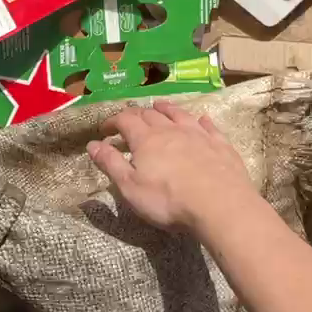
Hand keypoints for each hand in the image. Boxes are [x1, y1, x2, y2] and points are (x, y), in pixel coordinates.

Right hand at [86, 101, 260, 234]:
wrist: (219, 206)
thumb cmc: (168, 200)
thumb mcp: (130, 187)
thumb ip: (110, 164)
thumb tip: (91, 145)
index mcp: (145, 139)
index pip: (125, 121)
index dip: (112, 122)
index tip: (104, 129)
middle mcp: (170, 130)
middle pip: (150, 114)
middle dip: (136, 114)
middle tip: (129, 119)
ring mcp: (198, 134)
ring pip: (179, 114)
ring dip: (166, 108)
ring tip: (159, 106)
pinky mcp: (220, 144)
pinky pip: (208, 126)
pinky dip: (201, 120)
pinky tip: (201, 119)